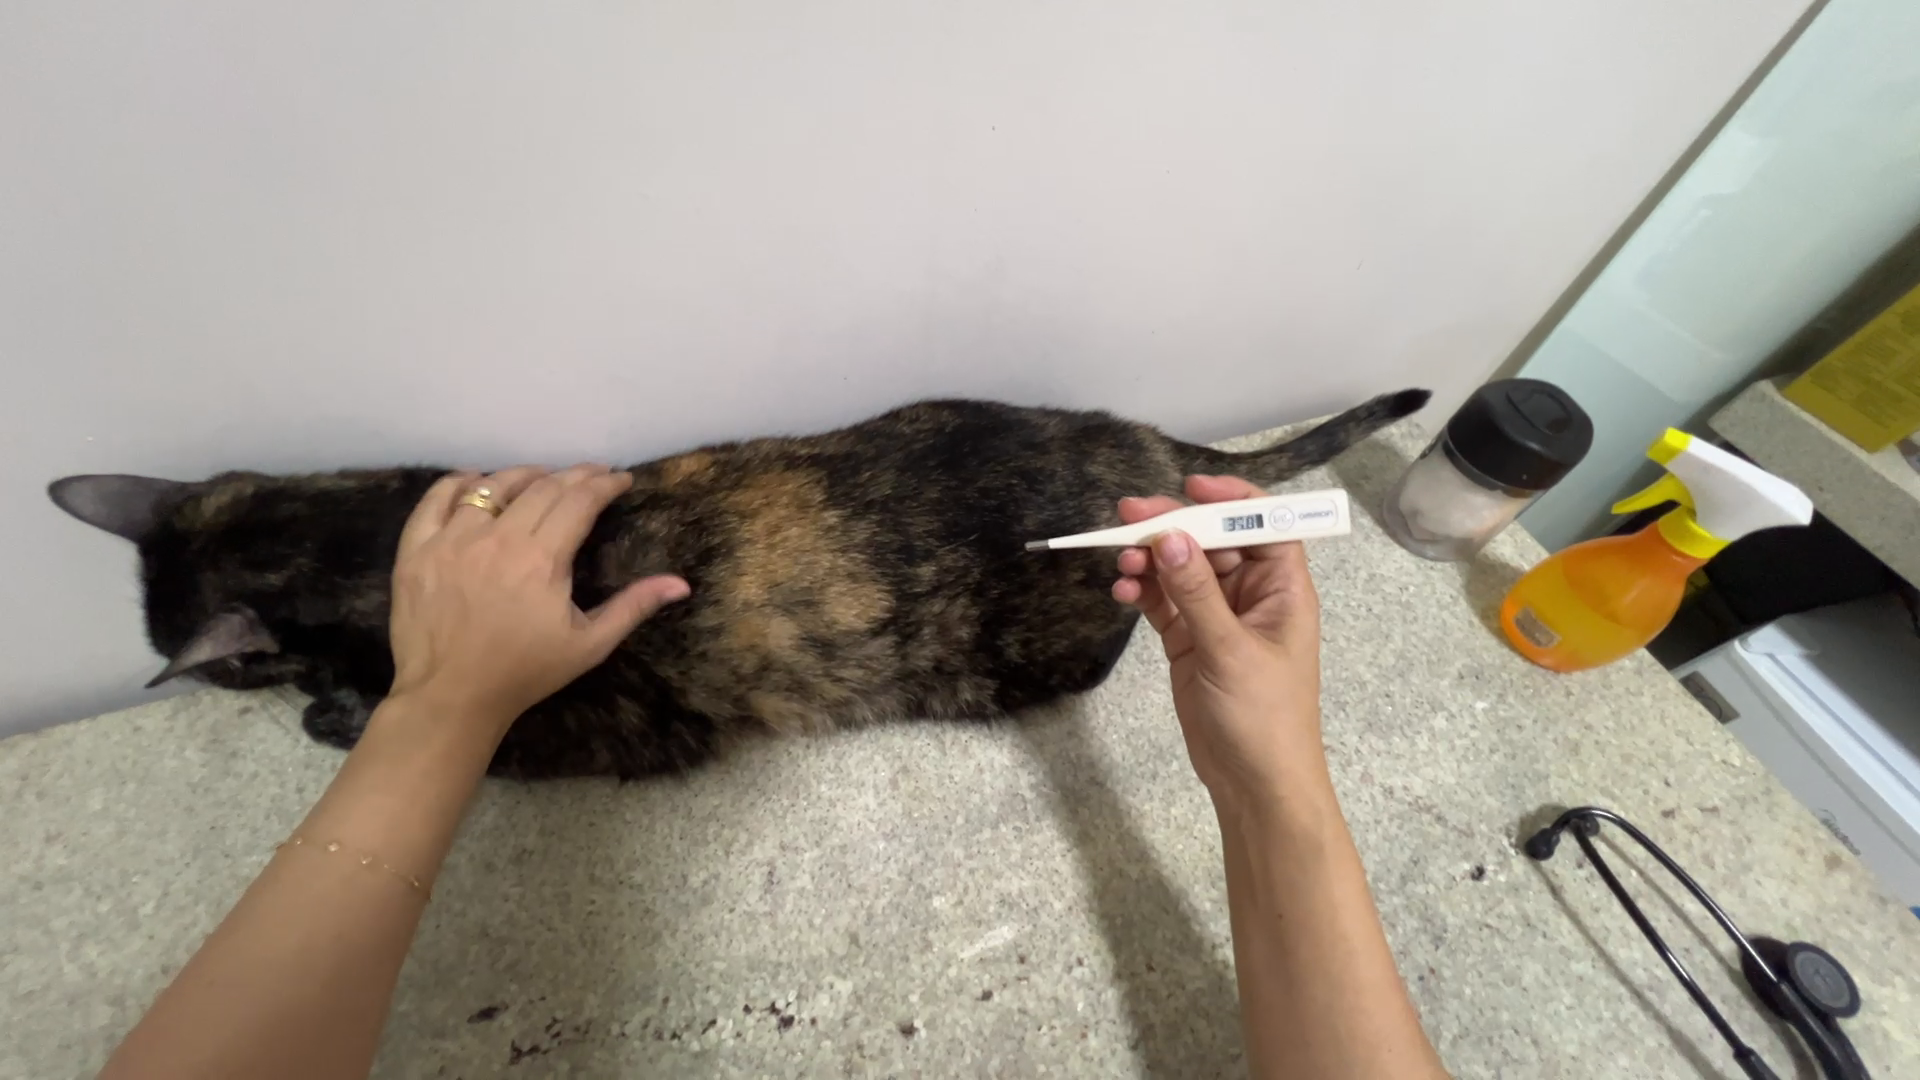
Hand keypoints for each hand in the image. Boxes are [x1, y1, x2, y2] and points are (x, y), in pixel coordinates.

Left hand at [386, 464, 690, 734]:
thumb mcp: (592, 643)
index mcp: (542, 559)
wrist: (451, 697)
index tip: (622, 480)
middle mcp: (497, 540)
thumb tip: (681, 584)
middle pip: (543, 488)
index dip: (605, 484)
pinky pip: (436, 501)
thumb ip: (635, 606)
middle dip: (576, 475)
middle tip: (595, 474)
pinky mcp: (417, 552)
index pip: (580, 501)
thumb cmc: (528, 671)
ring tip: (545, 477)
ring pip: (493, 486)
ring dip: (526, 475)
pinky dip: (460, 483)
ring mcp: (451, 542)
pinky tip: (477, 481)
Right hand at [1112, 475, 1324, 819]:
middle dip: (1173, 527)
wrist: (1252, 781)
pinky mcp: (1188, 639)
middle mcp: (1249, 594)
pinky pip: (1162, 601)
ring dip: (1150, 560)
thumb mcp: (1231, 651)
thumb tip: (1172, 539)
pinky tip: (1122, 590)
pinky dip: (1142, 591)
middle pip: (1210, 542)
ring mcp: (1215, 616)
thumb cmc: (1262, 715)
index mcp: (1281, 589)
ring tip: (1120, 561)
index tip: (1190, 486)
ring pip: (1180, 570)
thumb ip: (1198, 595)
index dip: (1231, 499)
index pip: (1263, 525)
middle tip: (1127, 515)